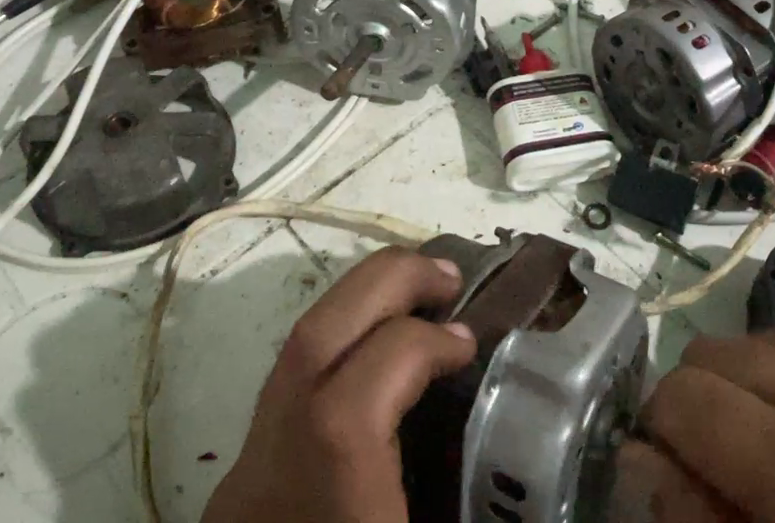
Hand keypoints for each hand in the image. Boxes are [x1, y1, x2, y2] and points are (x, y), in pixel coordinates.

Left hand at [200, 247, 474, 522]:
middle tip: (447, 274)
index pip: (351, 404)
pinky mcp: (239, 481)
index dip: (419, 350)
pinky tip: (378, 352)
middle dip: (383, 285)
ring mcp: (246, 474)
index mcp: (328, 507)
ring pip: (288, 355)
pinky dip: (339, 343)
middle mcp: (273, 479)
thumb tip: (535, 483)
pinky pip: (288, 382)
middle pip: (310, 346)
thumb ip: (485, 501)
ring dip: (359, 304)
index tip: (471, 343)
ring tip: (418, 294)